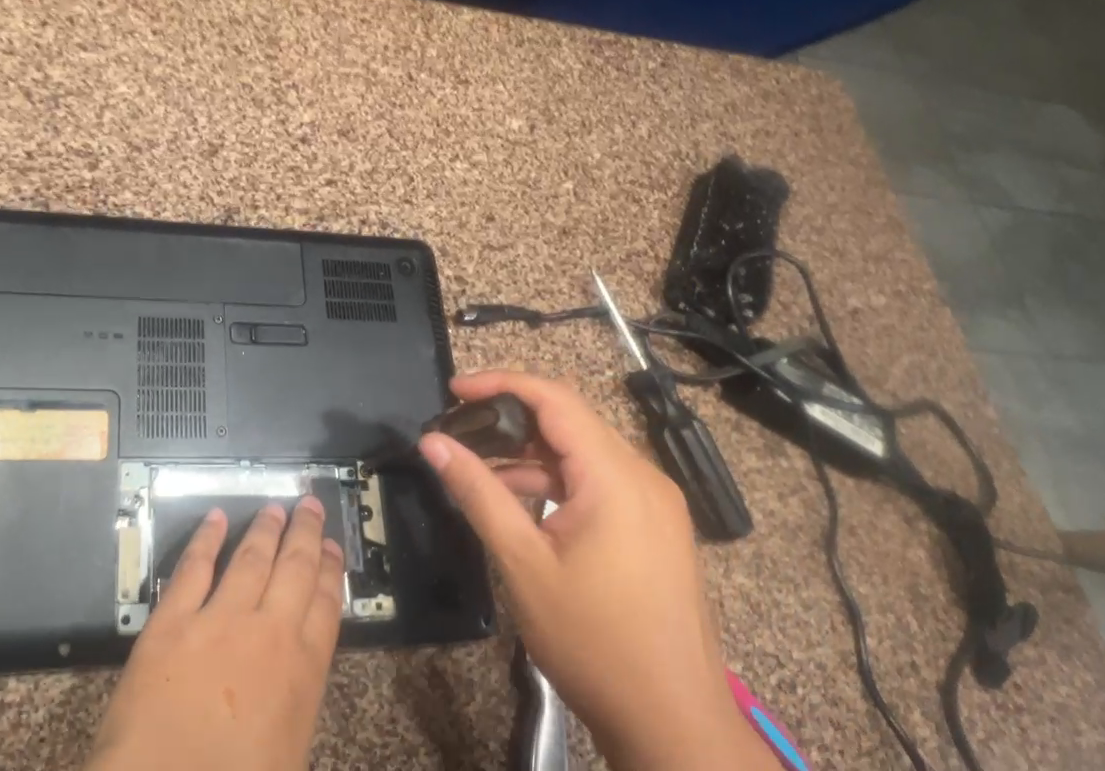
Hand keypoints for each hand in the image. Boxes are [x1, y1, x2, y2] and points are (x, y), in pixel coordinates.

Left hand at [86, 497, 344, 770]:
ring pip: (250, 560)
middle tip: (310, 505)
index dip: (329, 570)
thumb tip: (294, 676)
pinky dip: (206, 539)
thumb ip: (296, 701)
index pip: (325, 605)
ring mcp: (218, 620)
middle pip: (293, 570)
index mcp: (303, 671)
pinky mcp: (171, 620)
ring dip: (265, 530)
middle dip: (305, 533)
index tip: (331, 545)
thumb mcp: (291, 749)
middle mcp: (268, 633)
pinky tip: (215, 518)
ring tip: (275, 508)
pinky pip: (193, 568)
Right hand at [419, 371, 777, 770]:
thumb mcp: (523, 562)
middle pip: (572, 421)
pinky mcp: (655, 530)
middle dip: (511, 418)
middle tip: (458, 429)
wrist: (671, 721)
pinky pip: (599, 484)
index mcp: (617, 477)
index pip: (556, 399)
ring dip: (531, 455)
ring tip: (478, 470)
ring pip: (584, 454)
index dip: (501, 383)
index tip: (454, 389)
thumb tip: (433, 442)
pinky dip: (556, 482)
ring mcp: (655, 505)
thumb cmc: (593, 639)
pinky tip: (519, 504)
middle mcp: (644, 478)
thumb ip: (478, 492)